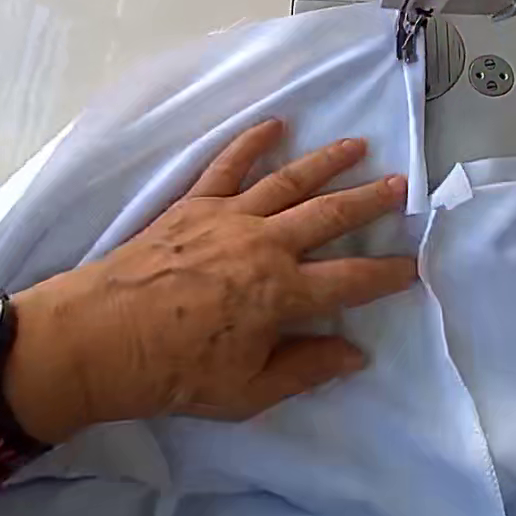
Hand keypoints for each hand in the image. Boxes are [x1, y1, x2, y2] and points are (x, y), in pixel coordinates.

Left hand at [3, 120, 417, 442]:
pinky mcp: (194, 204)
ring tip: (356, 146)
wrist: (102, 337)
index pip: (352, 279)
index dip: (388, 273)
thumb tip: (356, 353)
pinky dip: (251, 142)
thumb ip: (306, 368)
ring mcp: (228, 218)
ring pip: (288, 181)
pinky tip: (274, 124)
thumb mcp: (247, 391)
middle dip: (370, 200)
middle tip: (401, 186)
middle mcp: (264, 245)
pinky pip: (228, 165)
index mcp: (283, 294)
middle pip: (329, 216)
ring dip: (326, 162)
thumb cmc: (174, 372)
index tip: (412, 264)